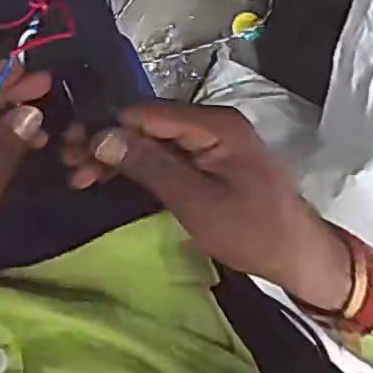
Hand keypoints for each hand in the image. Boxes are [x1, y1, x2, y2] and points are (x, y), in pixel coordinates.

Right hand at [63, 103, 350, 309]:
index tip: (73, 147)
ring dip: (113, 155)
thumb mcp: (197, 202)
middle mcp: (208, 122)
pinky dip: (132, 166)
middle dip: (104, 141)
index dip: (106, 126)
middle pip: (143, 123)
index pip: (145, 112)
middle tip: (70, 164)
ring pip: (146, 139)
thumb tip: (101, 137)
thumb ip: (149, 165)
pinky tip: (103, 177)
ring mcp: (206, 140)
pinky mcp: (203, 159)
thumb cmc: (253, 232)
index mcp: (214, 124)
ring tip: (78, 174)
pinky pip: (159, 154)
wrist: (302, 260)